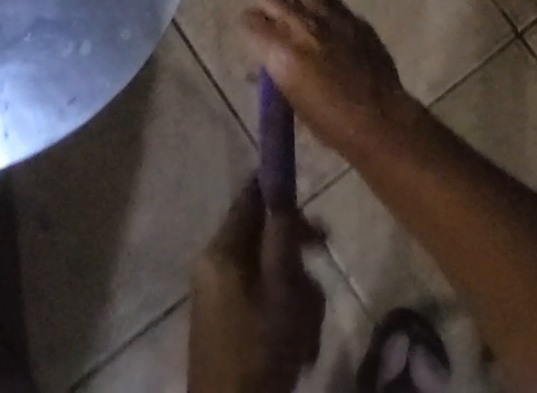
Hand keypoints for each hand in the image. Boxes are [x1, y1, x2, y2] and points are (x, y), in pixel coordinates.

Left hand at [189, 179, 325, 392]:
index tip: (310, 197)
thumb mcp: (281, 289)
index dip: (278, 189)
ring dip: (298, 295)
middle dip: (297, 258)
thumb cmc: (258, 348)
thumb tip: (281, 190)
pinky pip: (264, 301)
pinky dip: (286, 316)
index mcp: (220, 252)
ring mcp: (218, 295)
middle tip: (322, 261)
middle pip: (265, 239)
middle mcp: (214, 266)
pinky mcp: (227, 322)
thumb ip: (282, 237)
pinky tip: (298, 347)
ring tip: (307, 328)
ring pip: (271, 274)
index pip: (249, 199)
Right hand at [240, 0, 422, 156]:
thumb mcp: (292, 98)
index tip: (245, 19)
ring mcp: (332, 20)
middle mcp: (304, 29)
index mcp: (283, 53)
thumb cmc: (330, 122)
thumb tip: (268, 57)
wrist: (379, 117)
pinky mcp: (354, 20)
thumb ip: (279, 69)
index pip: (255, 24)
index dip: (248, 21)